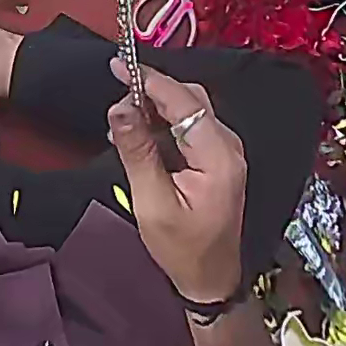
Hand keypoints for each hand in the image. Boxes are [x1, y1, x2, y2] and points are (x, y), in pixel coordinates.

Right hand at [107, 58, 245, 304]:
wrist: (210, 280)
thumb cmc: (182, 248)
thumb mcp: (152, 202)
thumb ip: (137, 151)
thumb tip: (120, 106)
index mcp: (218, 154)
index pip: (182, 100)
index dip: (150, 79)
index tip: (119, 64)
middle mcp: (227, 143)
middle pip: (189, 98)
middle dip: (152, 88)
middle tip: (118, 88)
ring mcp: (225, 149)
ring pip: (189, 108)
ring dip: (156, 104)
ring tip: (124, 114)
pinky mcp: (216, 156)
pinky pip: (189, 125)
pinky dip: (164, 121)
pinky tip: (141, 130)